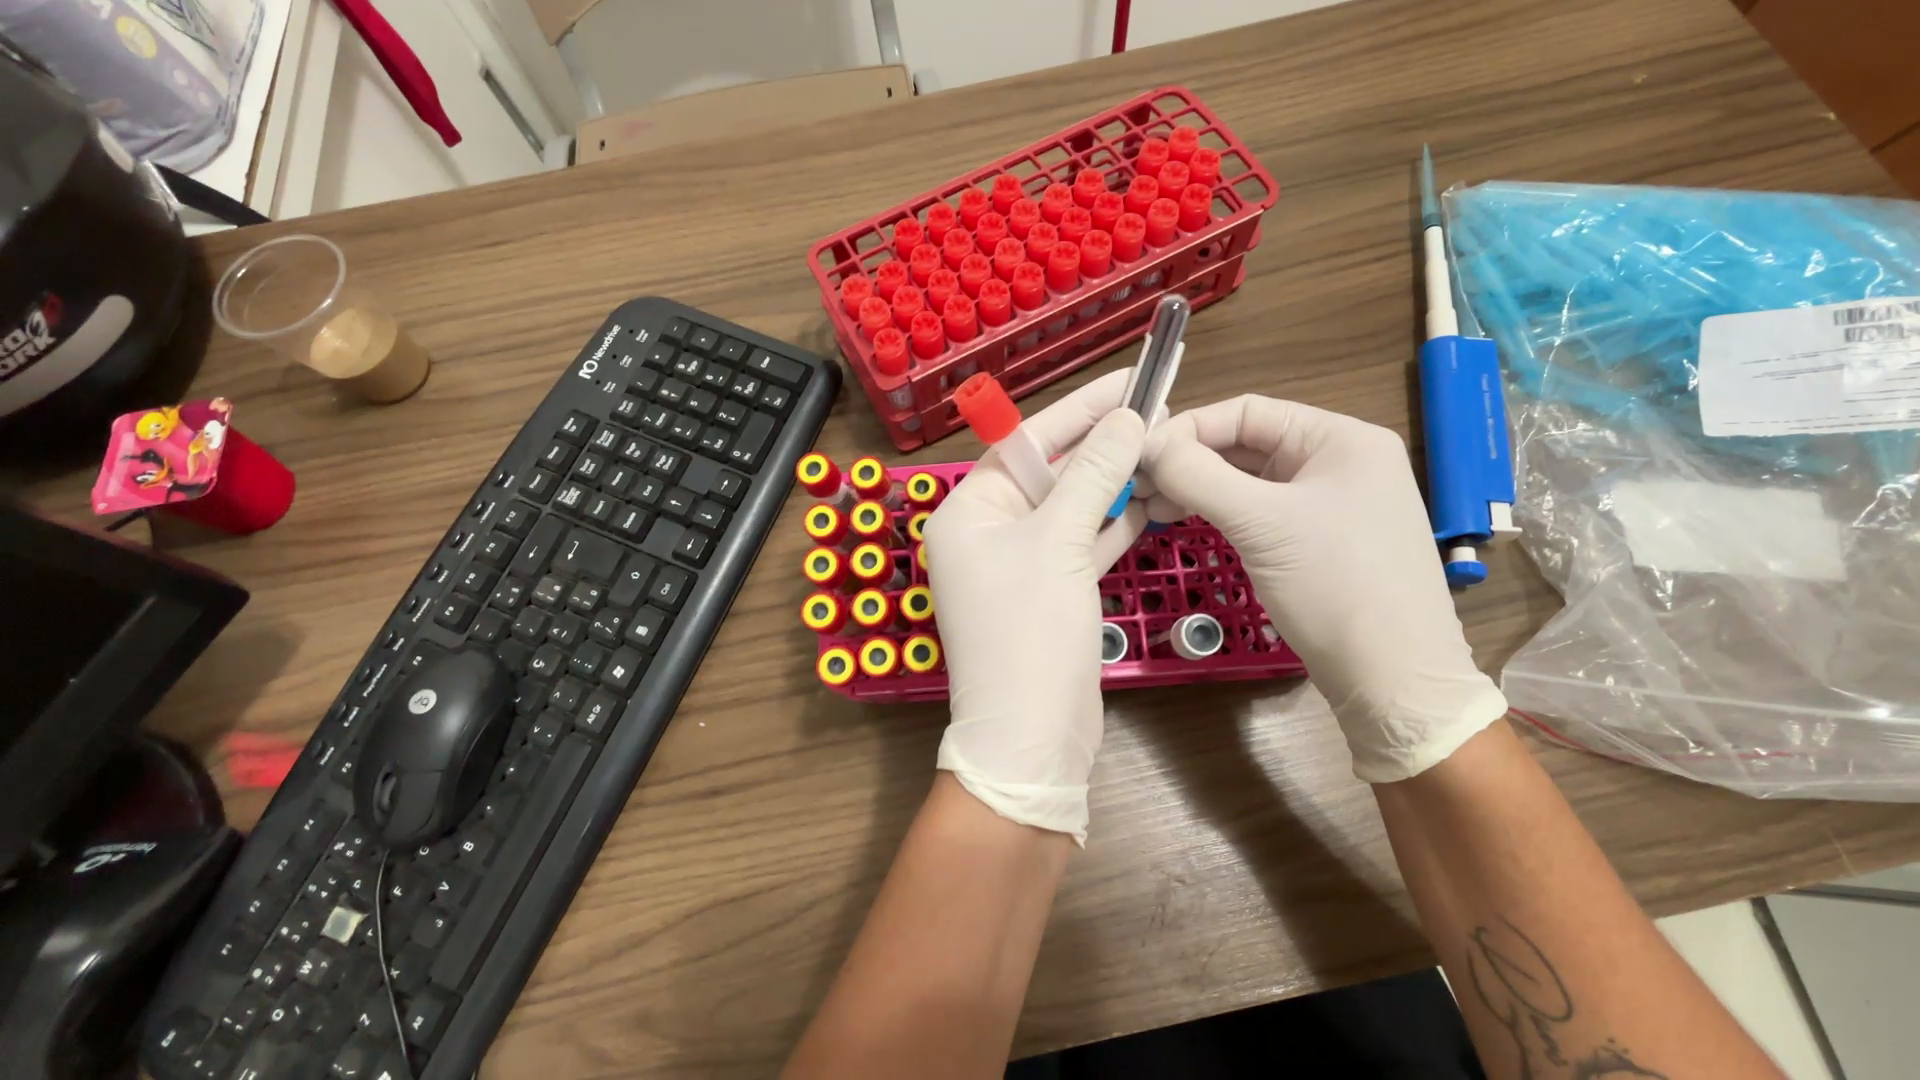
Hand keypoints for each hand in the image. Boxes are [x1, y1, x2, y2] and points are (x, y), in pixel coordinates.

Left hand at [924, 370, 1147, 843]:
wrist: (1032, 739)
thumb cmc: (1029, 634)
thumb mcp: (1060, 544)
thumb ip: (1093, 475)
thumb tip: (1128, 418)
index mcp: (970, 511)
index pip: (1028, 441)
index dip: (1081, 409)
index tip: (1131, 381)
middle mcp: (988, 532)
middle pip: (1053, 471)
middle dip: (1103, 445)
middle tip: (1161, 413)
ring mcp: (1020, 564)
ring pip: (1073, 507)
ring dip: (1116, 482)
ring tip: (1167, 448)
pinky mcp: (1051, 591)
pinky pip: (1084, 542)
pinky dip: (1115, 523)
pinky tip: (1154, 498)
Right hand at [1143, 396, 1506, 782]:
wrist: (1393, 680)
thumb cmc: (1335, 586)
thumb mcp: (1260, 524)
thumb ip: (1198, 475)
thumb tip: (1146, 446)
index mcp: (1341, 439)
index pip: (1248, 411)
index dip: (1188, 428)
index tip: (1136, 455)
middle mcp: (1340, 462)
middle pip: (1248, 444)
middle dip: (1189, 461)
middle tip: (1136, 486)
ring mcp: (1332, 505)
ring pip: (1250, 481)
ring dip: (1199, 489)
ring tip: (1150, 508)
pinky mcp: (1321, 543)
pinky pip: (1261, 514)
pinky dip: (1221, 515)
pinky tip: (1185, 523)